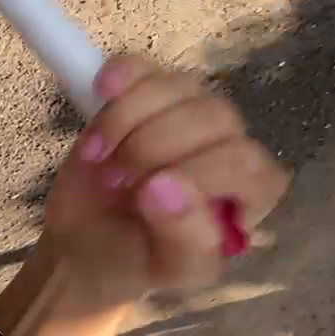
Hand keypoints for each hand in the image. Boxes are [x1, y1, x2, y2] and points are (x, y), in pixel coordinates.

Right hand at [44, 55, 289, 297]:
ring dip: (126, 117)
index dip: (193, 171)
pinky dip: (119, 73)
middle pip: (212, 115)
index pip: (245, 159)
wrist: (84, 241)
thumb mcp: (170, 268)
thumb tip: (164, 186)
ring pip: (177, 86)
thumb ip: (185, 238)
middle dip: (151, 145)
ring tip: (97, 155)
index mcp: (250, 190)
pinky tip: (100, 91)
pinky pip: (140, 66)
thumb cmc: (135, 257)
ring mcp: (180, 116)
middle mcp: (225, 144)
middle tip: (114, 178)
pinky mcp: (137, 98)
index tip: (141, 194)